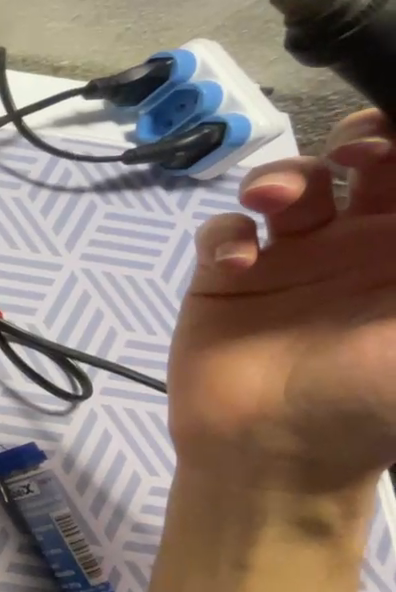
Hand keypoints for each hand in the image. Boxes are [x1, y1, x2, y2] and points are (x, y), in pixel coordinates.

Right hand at [171, 110, 395, 492]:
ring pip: (288, 188)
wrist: (274, 449)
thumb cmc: (370, 397)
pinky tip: (235, 265)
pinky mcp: (223, 281)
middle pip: (364, 164)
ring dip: (282, 179)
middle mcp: (361, 244)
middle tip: (356, 155)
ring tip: (268, 200)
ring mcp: (289, 261)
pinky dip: (224, 238)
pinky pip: (222, 236)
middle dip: (361, 143)